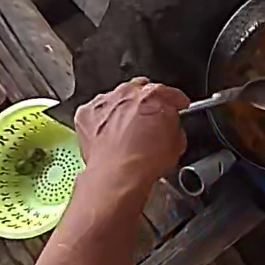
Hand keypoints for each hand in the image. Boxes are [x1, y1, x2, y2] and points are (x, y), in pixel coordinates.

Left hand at [74, 77, 188, 192]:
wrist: (119, 174)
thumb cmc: (146, 160)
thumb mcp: (177, 143)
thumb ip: (175, 126)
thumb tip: (171, 128)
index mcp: (155, 95)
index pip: (170, 93)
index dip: (175, 103)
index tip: (175, 109)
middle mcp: (128, 93)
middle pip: (140, 90)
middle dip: (145, 103)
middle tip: (149, 123)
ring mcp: (106, 102)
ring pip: (117, 99)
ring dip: (122, 111)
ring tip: (127, 133)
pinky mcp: (86, 114)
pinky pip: (97, 112)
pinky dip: (102, 121)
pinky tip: (109, 136)